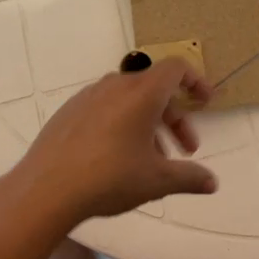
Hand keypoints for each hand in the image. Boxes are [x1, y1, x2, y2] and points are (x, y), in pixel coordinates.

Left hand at [4, 58, 218, 228]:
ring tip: (152, 161)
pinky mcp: (70, 110)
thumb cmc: (109, 178)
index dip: (196, 80)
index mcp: (142, 93)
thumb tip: (213, 183)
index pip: (176, 68)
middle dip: (175, 118)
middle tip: (185, 151)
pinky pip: (107, 108)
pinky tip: (118, 158)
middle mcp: (116, 85)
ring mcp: (89, 95)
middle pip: (155, 89)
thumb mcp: (156, 181)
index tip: (206, 102)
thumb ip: (189, 178)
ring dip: (149, 124)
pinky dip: (123, 124)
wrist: (45, 189)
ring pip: (130, 100)